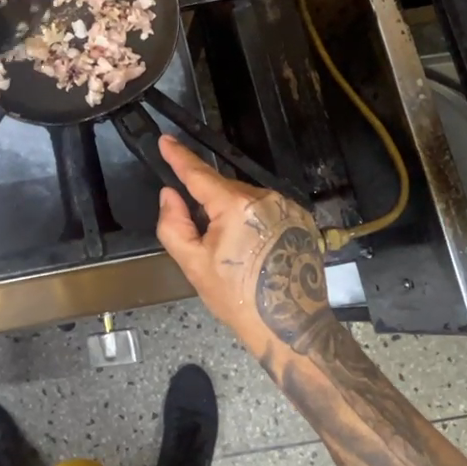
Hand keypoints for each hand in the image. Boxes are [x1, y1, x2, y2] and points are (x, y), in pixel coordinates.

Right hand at [153, 135, 330, 355]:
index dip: (179, 156)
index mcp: (236, 206)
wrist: (290, 325)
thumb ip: (173, 224)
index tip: (166, 140)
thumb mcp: (193, 265)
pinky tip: (252, 250)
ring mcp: (287, 207)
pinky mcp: (300, 219)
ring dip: (231, 214)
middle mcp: (265, 198)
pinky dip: (252, 221)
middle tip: (202, 239)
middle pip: (223, 189)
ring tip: (232, 253)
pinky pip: (265, 210)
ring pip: (245, 199)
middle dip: (207, 203)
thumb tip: (170, 194)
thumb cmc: (238, 297)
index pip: (199, 174)